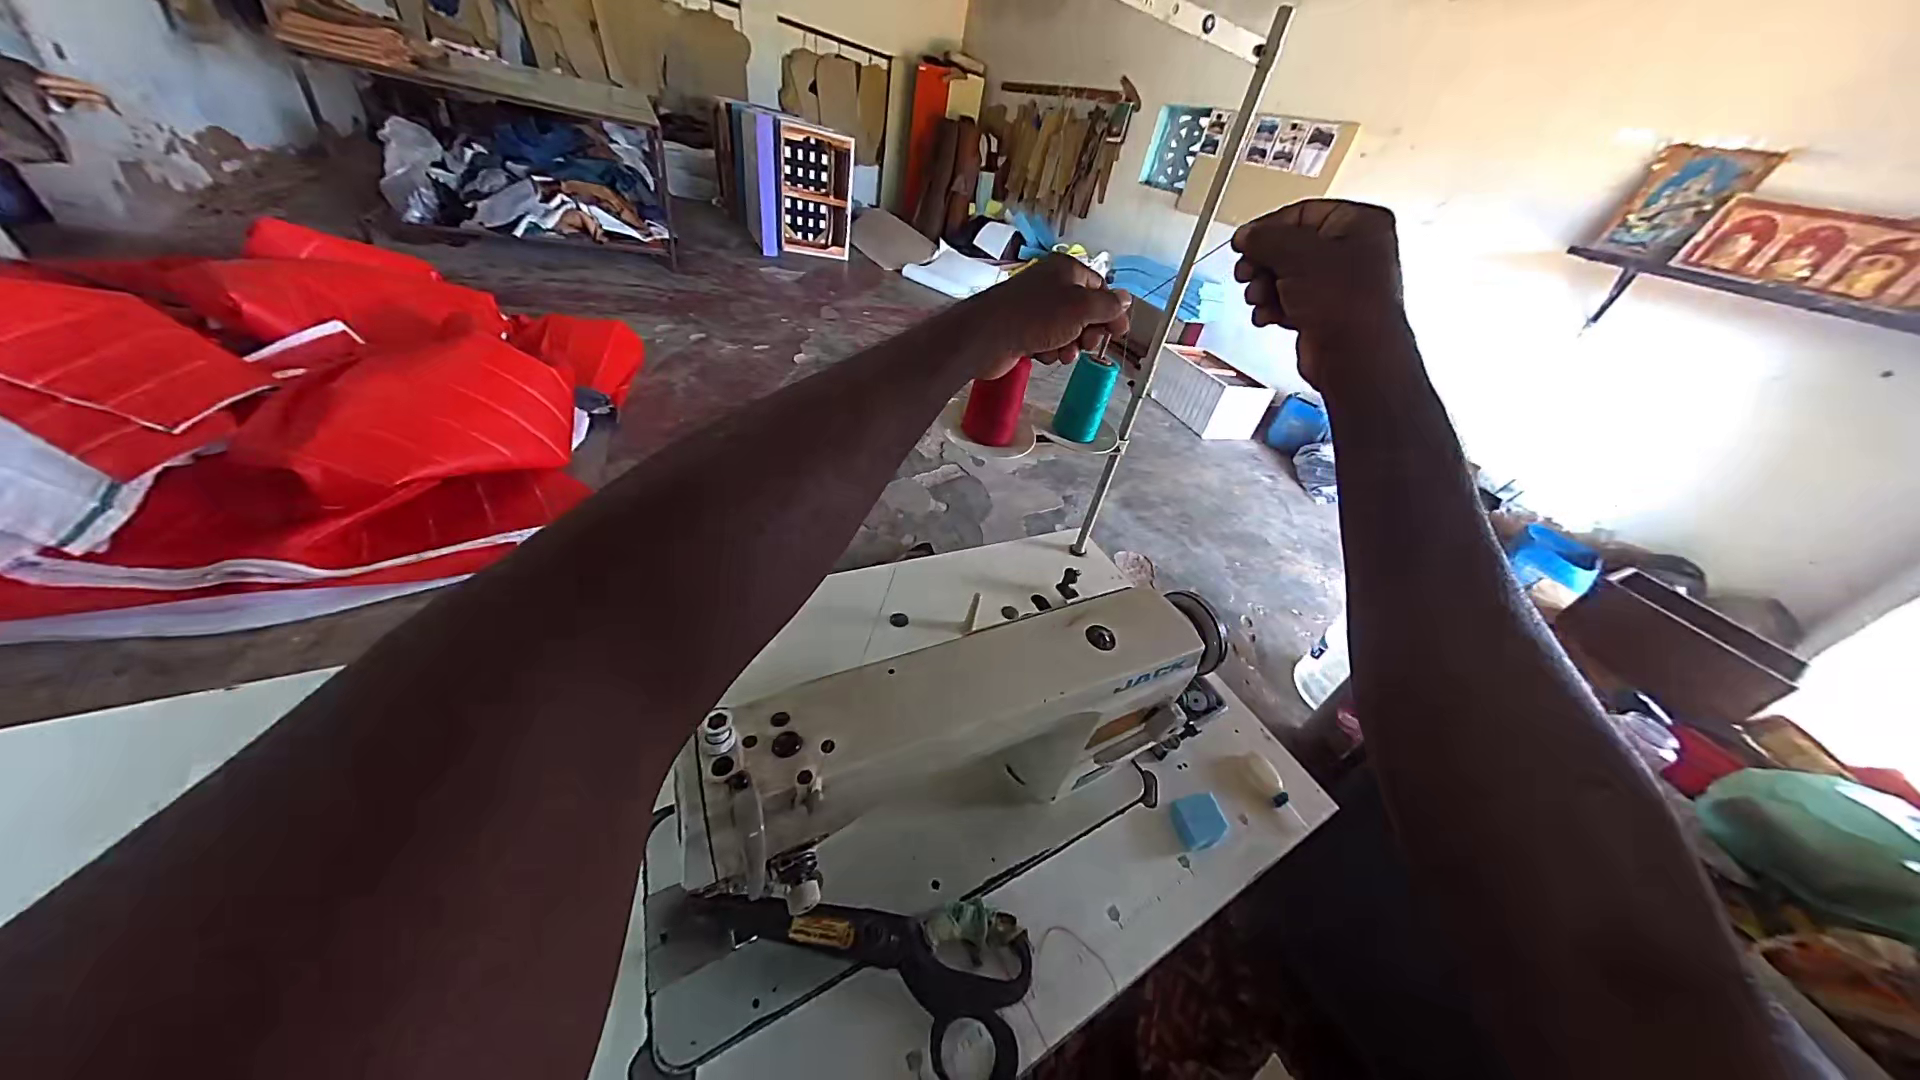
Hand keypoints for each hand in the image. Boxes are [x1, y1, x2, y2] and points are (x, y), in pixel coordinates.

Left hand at [961, 254, 1130, 379]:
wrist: (988, 337)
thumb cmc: (1036, 317)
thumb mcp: (1081, 308)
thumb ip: (1107, 305)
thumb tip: (1126, 300)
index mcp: (1066, 270)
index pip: (1099, 288)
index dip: (1111, 311)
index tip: (1118, 332)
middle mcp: (1050, 286)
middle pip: (1084, 312)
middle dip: (1089, 332)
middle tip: (1087, 344)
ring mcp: (1035, 309)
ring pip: (1066, 331)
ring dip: (1069, 345)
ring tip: (1061, 352)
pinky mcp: (1023, 331)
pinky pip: (1048, 342)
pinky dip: (1049, 350)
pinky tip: (1043, 355)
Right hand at [1231, 200, 1406, 388]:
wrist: (1353, 355)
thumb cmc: (1347, 305)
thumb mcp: (1298, 257)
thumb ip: (1267, 239)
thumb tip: (1247, 235)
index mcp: (1359, 225)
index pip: (1302, 213)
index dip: (1268, 228)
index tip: (1245, 241)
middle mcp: (1351, 252)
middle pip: (1289, 248)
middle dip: (1262, 264)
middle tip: (1248, 271)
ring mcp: (1336, 285)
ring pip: (1284, 277)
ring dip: (1264, 289)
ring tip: (1259, 297)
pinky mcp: (1321, 312)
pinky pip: (1287, 302)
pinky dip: (1272, 308)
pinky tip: (1268, 314)